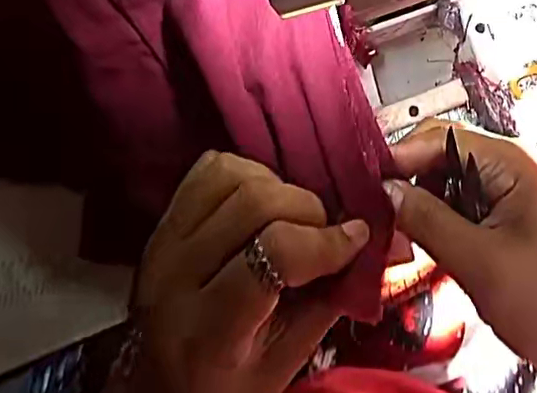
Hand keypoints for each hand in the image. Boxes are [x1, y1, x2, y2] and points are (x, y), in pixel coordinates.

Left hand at [128, 151, 370, 392]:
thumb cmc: (230, 382)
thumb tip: (377, 240)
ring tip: (293, 214)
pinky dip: (249, 171)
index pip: (274, 253)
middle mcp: (173, 278)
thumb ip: (332, 296)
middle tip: (327, 228)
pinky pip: (213, 167)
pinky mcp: (163, 218)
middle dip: (308, 208)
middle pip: (256, 201)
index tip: (357, 236)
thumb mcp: (287, 360)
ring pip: (235, 174)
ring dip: (279, 186)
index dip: (325, 239)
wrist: (159, 387)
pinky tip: (263, 198)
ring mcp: (162, 242)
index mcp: (205, 331)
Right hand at [385, 121, 536, 392]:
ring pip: (442, 173)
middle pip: (440, 150)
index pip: (442, 137)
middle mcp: (505, 160)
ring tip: (391, 224)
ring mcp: (501, 182)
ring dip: (417, 195)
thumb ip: (429, 221)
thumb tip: (385, 190)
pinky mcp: (495, 205)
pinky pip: (453, 195)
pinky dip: (431, 211)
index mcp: (510, 159)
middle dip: (407, 175)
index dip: (401, 155)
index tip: (364, 179)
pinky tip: (416, 233)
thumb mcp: (479, 262)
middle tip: (372, 205)